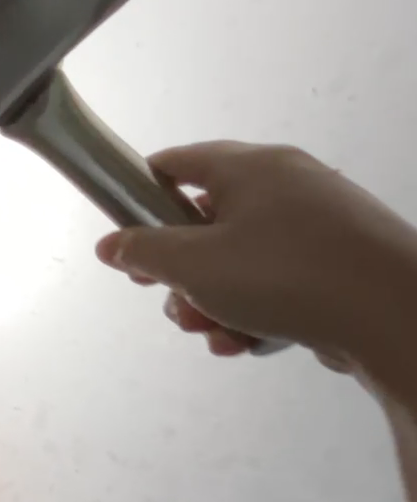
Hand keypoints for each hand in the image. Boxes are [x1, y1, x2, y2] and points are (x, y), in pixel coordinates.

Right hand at [94, 141, 416, 370]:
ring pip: (230, 261)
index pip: (177, 162)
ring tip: (208, 328)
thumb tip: (113, 245)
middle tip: (158, 289)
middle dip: (171, 267)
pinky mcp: (336, 266)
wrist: (401, 319)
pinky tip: (242, 339)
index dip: (139, 191)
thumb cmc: (281, 275)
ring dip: (204, 299)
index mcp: (254, 170)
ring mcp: (317, 228)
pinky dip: (246, 311)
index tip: (123, 230)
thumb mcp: (186, 263)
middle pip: (199, 221)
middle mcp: (288, 188)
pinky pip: (269, 283)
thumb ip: (139, 250)